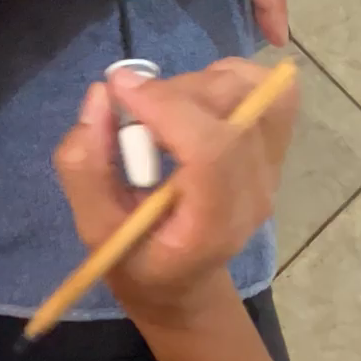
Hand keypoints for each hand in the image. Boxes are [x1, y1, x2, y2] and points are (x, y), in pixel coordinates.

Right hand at [53, 59, 298, 323]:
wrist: (184, 281)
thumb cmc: (138, 261)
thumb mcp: (96, 230)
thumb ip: (86, 169)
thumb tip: (100, 97)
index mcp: (212, 223)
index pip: (212, 150)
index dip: (166, 107)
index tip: (118, 89)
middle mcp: (254, 191)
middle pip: (233, 110)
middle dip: (174, 93)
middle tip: (135, 111)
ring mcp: (271, 168)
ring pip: (253, 90)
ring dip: (198, 84)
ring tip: (163, 113)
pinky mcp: (274, 148)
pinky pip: (269, 90)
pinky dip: (227, 80)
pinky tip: (194, 104)